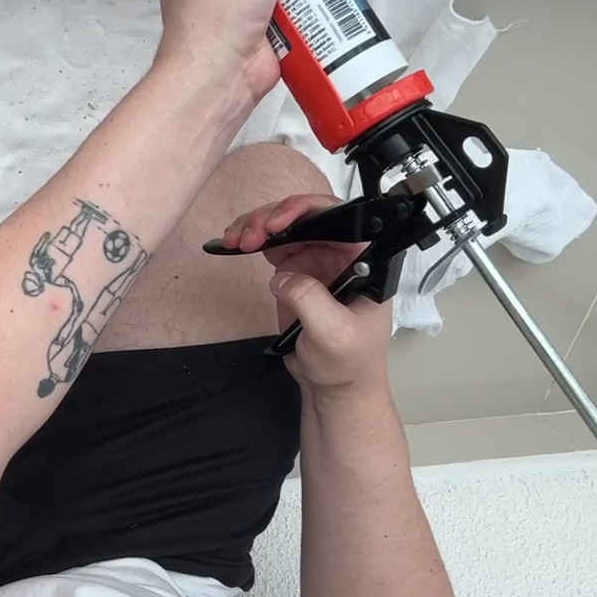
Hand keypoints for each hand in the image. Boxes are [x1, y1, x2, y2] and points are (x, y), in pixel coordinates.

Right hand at [221, 193, 392, 390]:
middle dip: (273, 218)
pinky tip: (234, 245)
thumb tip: (282, 277)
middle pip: (306, 217)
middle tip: (248, 235)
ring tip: (234, 240)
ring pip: (285, 227)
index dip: (306, 211)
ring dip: (256, 227)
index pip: (340, 218)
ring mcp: (316, 262)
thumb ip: (310, 300)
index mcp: (363, 261)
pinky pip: (272, 246)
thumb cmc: (349, 362)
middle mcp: (341, 254)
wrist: (333, 385)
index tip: (276, 224)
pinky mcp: (294, 273)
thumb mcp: (334, 333)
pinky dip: (251, 241)